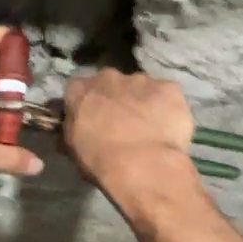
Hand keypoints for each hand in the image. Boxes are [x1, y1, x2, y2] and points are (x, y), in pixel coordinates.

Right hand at [62, 68, 198, 190]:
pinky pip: (166, 94)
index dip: (86, 103)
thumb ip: (73, 125)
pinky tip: (166, 126)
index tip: (90, 117)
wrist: (142, 164)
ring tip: (147, 126)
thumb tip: (75, 121)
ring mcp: (141, 80)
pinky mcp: (170, 87)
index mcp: (80, 90)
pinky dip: (165, 106)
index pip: (78, 88)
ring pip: (140, 87)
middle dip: (114, 97)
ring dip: (140, 101)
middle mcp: (109, 77)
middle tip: (120, 122)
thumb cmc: (99, 159)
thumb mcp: (72, 145)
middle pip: (110, 82)